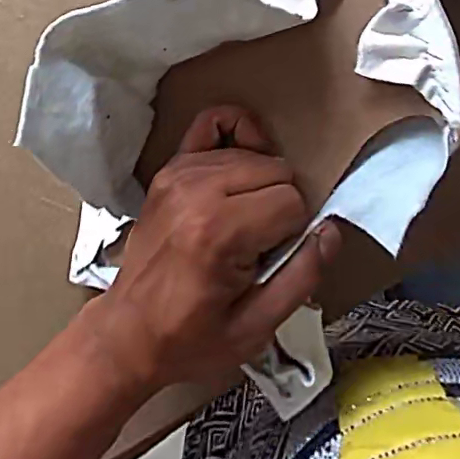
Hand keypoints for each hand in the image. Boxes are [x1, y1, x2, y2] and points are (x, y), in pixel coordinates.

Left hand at [82, 106, 340, 393]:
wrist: (128, 334)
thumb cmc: (189, 337)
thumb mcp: (255, 328)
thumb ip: (302, 276)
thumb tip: (330, 231)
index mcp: (218, 231)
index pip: (291, 201)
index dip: (293, 234)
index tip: (272, 259)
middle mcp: (197, 190)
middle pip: (277, 170)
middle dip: (281, 207)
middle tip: (260, 244)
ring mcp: (180, 173)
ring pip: (254, 154)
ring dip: (261, 183)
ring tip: (245, 220)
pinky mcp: (170, 167)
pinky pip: (212, 121)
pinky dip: (235, 131)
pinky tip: (241, 159)